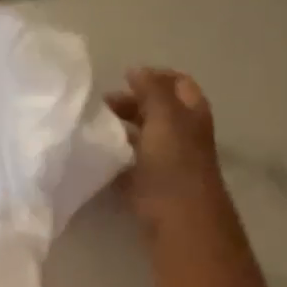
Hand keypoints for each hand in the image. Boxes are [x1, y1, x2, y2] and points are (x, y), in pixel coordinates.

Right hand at [106, 68, 223, 224]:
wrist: (177, 216)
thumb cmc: (174, 163)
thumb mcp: (164, 117)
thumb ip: (150, 91)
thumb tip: (136, 70)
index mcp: (191, 113)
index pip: (176, 83)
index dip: (152, 77)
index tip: (122, 80)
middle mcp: (182, 133)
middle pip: (157, 110)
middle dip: (132, 104)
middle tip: (101, 108)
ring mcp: (166, 161)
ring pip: (143, 138)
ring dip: (122, 132)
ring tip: (96, 131)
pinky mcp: (150, 186)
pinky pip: (131, 166)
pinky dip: (116, 159)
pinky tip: (99, 159)